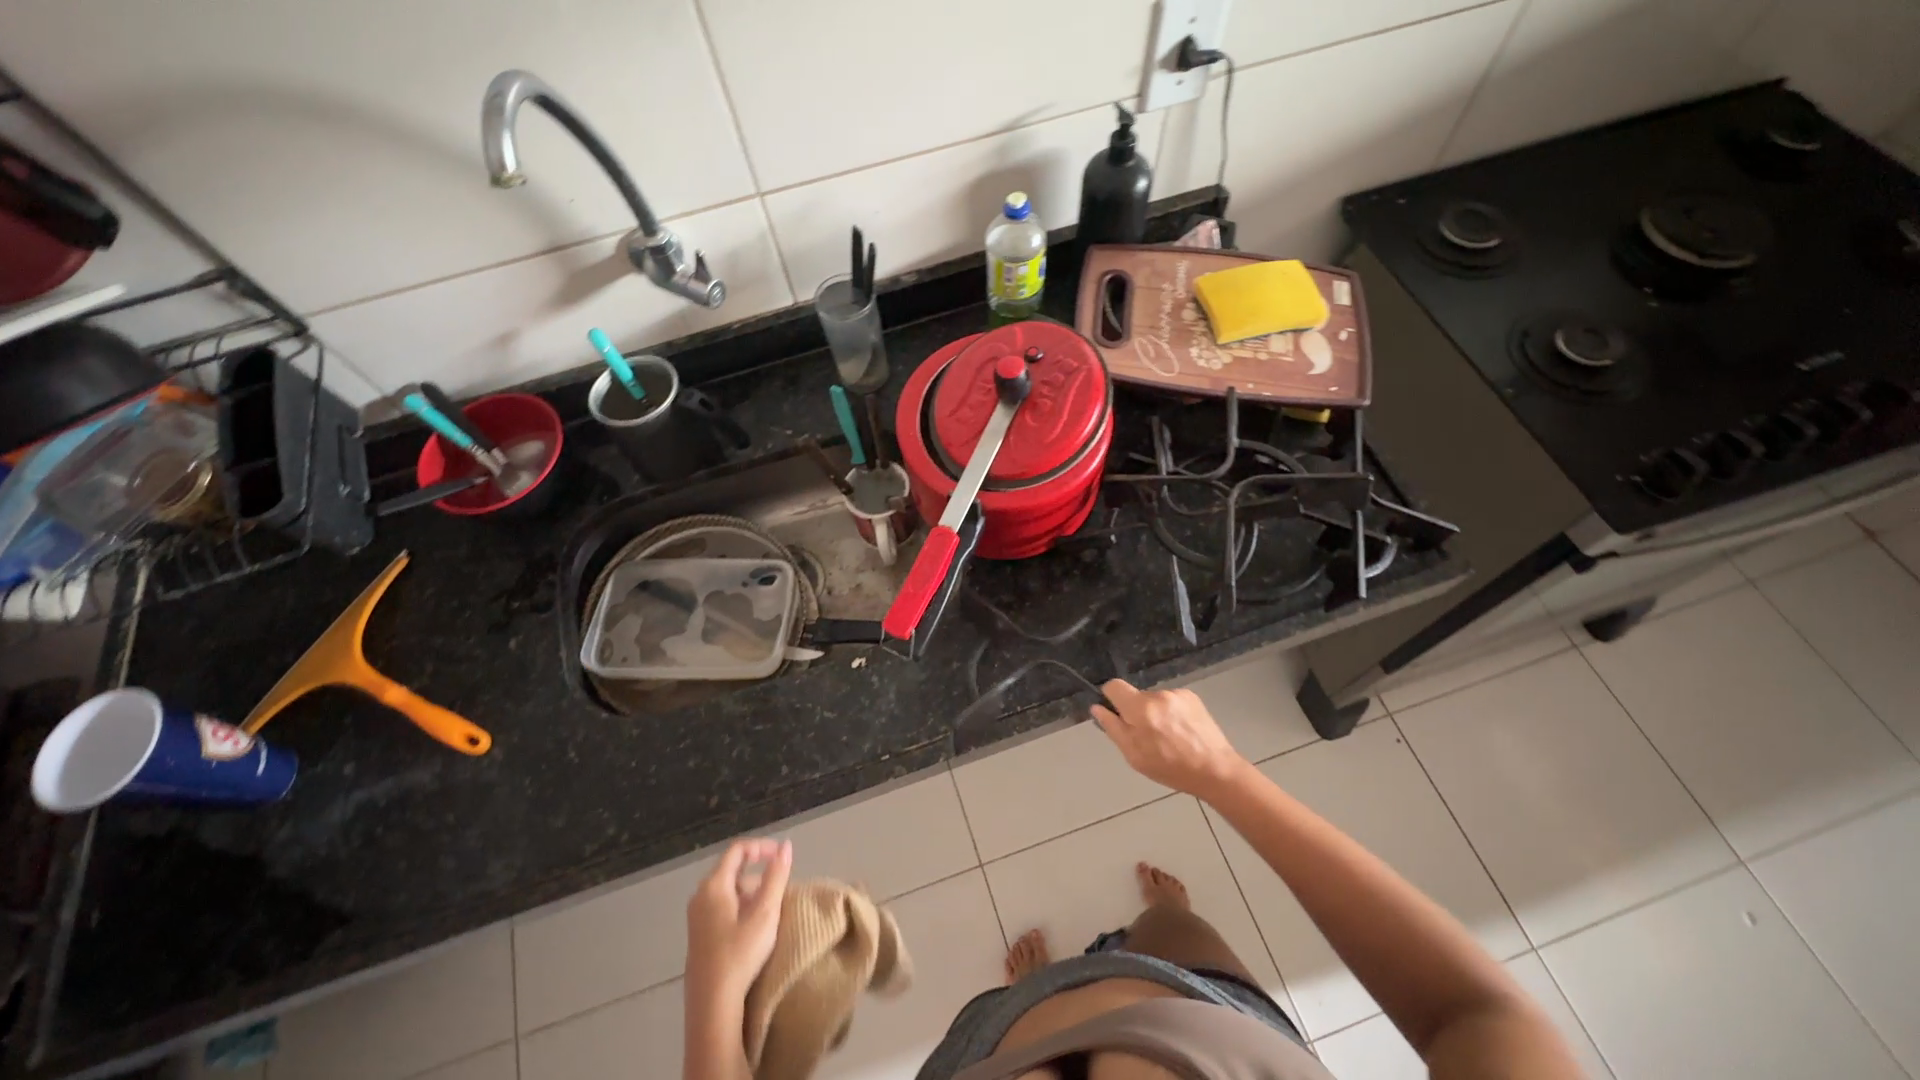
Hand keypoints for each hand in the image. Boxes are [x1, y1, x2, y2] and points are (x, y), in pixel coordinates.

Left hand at [685, 838, 791, 1006]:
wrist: (712, 1002)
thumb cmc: (740, 953)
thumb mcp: (765, 914)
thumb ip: (776, 877)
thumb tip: (786, 846)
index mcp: (713, 886)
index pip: (738, 850)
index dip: (762, 847)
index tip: (783, 857)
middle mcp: (700, 896)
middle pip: (732, 869)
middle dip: (759, 873)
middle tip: (781, 890)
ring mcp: (696, 917)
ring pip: (727, 890)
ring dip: (751, 893)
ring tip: (772, 911)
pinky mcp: (699, 935)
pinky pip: (722, 907)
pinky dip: (741, 907)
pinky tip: (754, 927)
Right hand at [1092, 679, 1248, 797]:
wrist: (1215, 769)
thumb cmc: (1170, 768)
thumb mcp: (1134, 755)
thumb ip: (1113, 728)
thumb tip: (1097, 708)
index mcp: (1141, 708)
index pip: (1114, 686)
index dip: (1110, 698)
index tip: (1116, 716)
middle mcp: (1159, 694)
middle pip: (1136, 696)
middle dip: (1136, 713)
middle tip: (1147, 739)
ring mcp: (1178, 694)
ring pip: (1154, 700)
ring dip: (1155, 714)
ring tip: (1169, 739)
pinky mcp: (1193, 698)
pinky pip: (1171, 702)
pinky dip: (1171, 714)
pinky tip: (1182, 733)